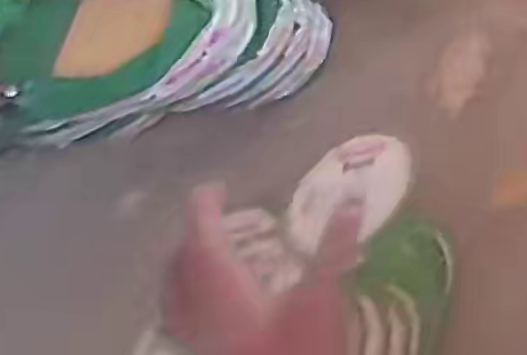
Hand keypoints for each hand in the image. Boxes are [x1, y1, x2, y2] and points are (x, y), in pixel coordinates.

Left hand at [162, 184, 361, 354]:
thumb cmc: (301, 354)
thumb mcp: (325, 299)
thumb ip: (335, 247)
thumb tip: (350, 198)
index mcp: (228, 297)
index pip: (203, 248)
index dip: (202, 216)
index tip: (211, 189)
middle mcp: (204, 320)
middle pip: (180, 276)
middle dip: (190, 241)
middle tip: (211, 213)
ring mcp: (203, 346)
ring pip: (177, 301)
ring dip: (185, 268)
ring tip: (204, 247)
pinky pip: (186, 320)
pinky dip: (191, 295)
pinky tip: (215, 298)